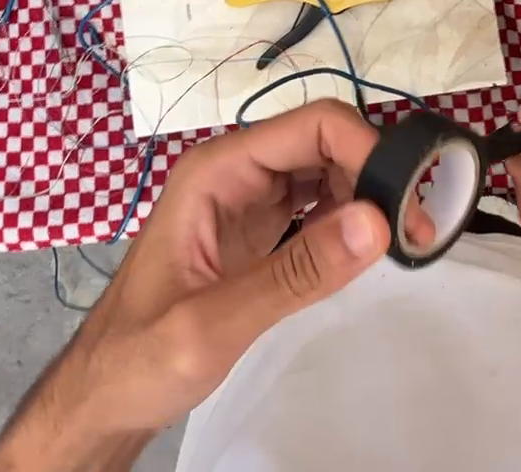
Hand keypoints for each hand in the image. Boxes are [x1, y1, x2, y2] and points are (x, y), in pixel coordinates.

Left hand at [0, 99, 390, 470]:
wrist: (104, 395)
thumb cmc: (140, 357)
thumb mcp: (213, 324)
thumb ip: (295, 274)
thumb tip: (377, 221)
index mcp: (218, 169)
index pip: (311, 126)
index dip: (365, 148)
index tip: (406, 200)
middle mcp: (236, 170)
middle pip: (323, 141)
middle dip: (374, 172)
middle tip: (415, 227)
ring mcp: (248, 198)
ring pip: (325, 169)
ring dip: (367, 194)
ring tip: (403, 237)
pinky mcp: (259, 228)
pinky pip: (316, 204)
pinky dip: (349, 217)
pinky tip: (368, 245)